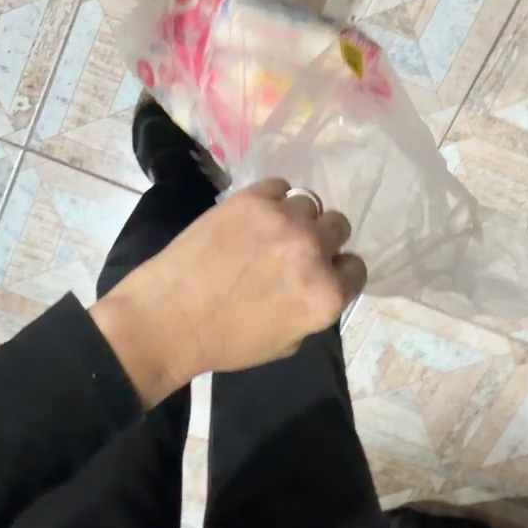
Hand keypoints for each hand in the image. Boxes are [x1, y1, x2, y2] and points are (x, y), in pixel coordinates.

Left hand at [89, 179, 367, 405]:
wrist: (171, 316)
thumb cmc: (227, 340)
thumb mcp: (289, 342)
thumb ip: (315, 307)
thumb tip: (318, 280)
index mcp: (326, 295)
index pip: (356, 267)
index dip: (338, 270)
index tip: (321, 271)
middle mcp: (313, 251)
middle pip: (337, 226)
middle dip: (322, 238)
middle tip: (295, 249)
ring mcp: (283, 219)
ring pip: (309, 203)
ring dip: (296, 217)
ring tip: (271, 230)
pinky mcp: (252, 198)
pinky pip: (279, 185)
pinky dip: (272, 197)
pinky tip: (255, 214)